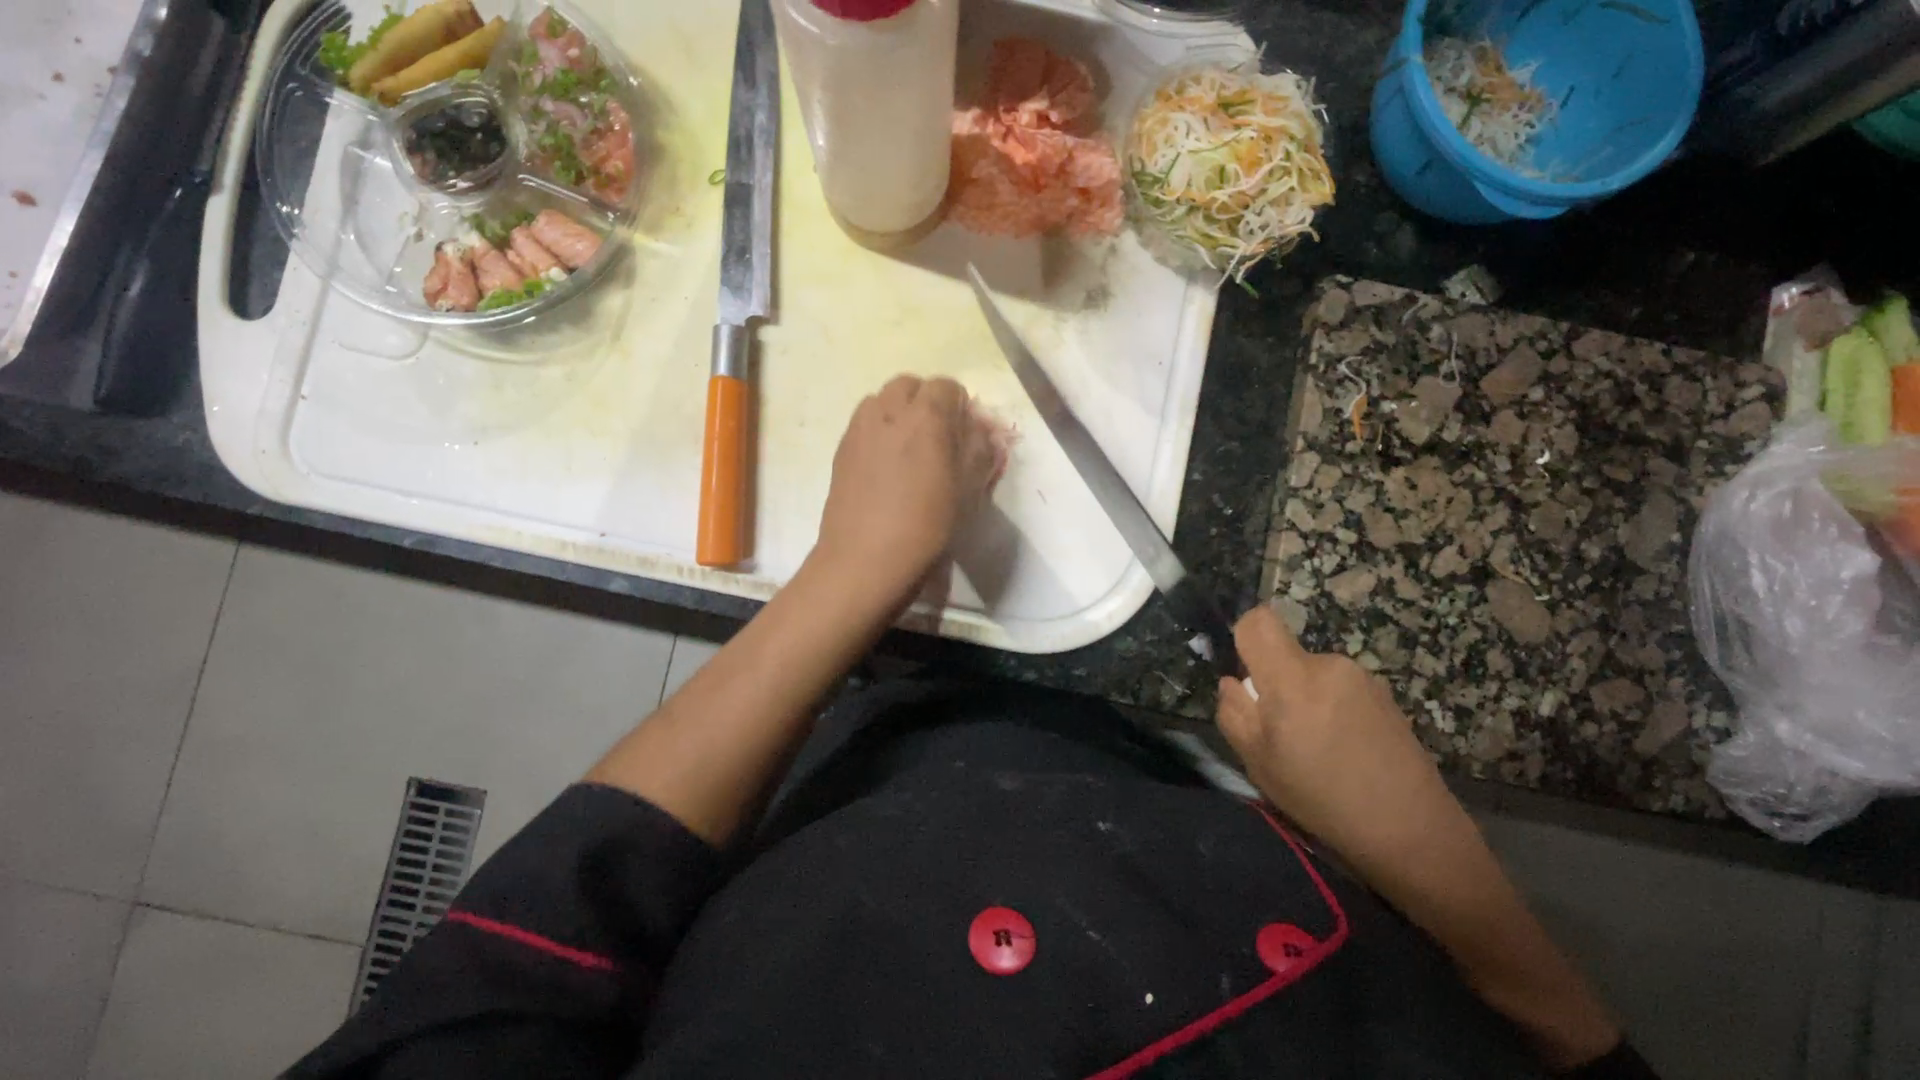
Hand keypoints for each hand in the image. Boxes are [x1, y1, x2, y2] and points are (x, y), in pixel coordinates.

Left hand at [811, 375, 1000, 602]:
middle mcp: (888, 411)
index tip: (964, 435)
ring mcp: (859, 429)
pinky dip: (878, 433)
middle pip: (910, 385)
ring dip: (898, 414)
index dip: (959, 406)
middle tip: (937, 439)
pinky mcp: (841, 451)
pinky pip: (864, 425)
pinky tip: (885, 469)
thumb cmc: (926, 527)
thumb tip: (980, 429)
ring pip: (881, 401)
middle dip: (926, 403)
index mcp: (926, 416)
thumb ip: (979, 450)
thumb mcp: (969, 491)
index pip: (946, 386)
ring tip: (908, 452)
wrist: (864, 560)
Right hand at [1215, 604, 1456, 865]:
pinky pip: (1340, 688)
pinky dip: (1333, 709)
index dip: (1243, 638)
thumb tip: (1232, 683)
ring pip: (1313, 673)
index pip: (1258, 621)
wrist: (1408, 824)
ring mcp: (1362, 677)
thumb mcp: (1258, 763)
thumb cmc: (1321, 797)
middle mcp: (1329, 665)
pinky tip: (1347, 749)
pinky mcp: (1384, 693)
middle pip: (1286, 653)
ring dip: (1307, 698)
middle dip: (1276, 683)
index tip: (1246, 676)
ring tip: (1320, 747)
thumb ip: (1233, 713)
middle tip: (1284, 732)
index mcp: (1293, 678)